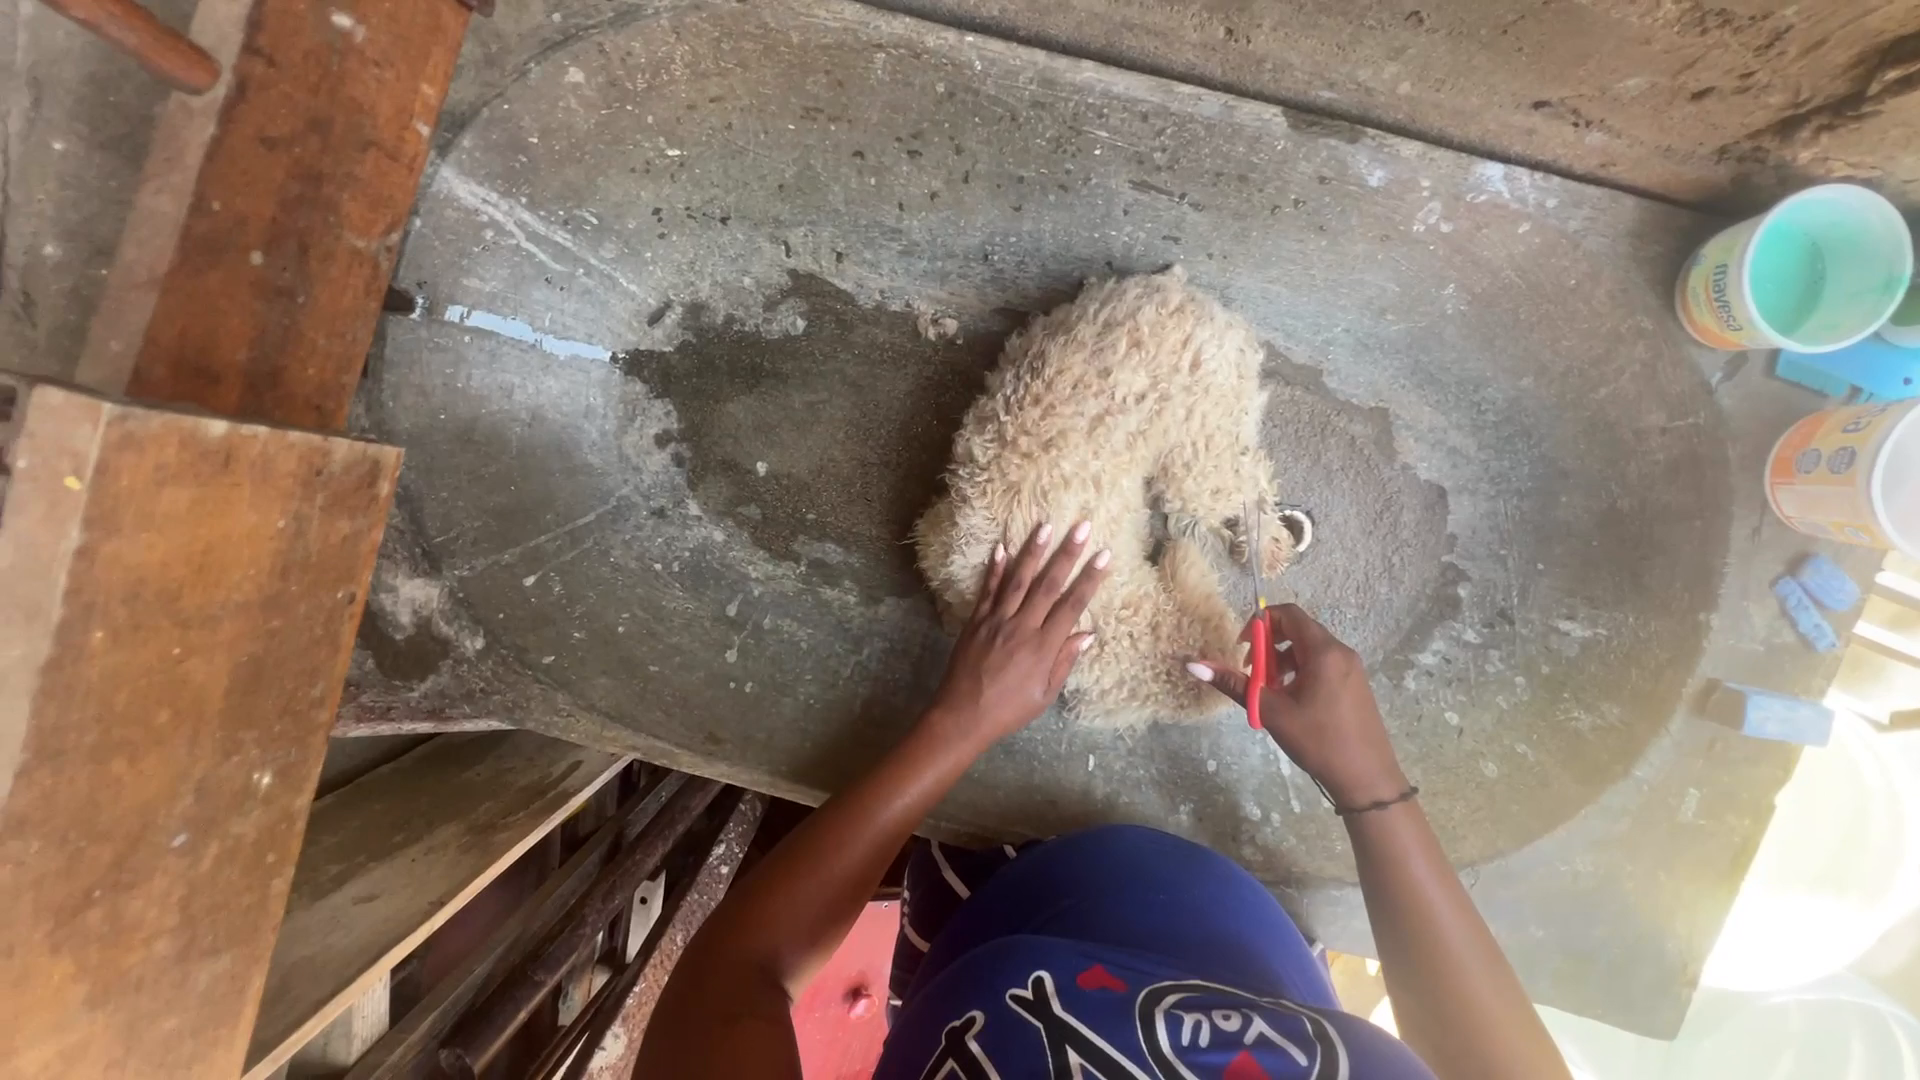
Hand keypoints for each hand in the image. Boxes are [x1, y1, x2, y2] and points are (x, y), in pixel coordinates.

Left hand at [926, 521, 1110, 745]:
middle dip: (1067, 554)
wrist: (962, 716)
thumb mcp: (1045, 694)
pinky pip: (987, 590)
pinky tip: (1002, 547)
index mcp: (1043, 647)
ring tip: (1045, 526)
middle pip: (1048, 584)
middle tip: (1082, 526)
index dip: (1090, 579)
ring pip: (1018, 580)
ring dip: (1033, 551)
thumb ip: (1065, 661)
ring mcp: (996, 621)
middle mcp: (1021, 627)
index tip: (1104, 555)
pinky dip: (995, 568)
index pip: (1072, 605)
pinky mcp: (975, 621)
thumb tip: (1088, 633)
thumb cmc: (1009, 710)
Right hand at [1187, 604, 1407, 807]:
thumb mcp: (1270, 711)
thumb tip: (1192, 664)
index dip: (1260, 623)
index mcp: (1323, 652)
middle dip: (1269, 646)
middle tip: (1253, 673)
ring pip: (1308, 648)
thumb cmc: (1318, 741)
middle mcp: (1341, 652)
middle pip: (1298, 630)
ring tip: (1270, 691)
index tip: (1243, 648)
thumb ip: (1233, 683)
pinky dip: (1300, 671)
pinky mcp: (1354, 684)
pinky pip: (1321, 663)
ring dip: (1282, 660)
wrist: (1368, 780)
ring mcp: (1351, 668)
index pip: (1288, 614)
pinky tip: (1291, 701)